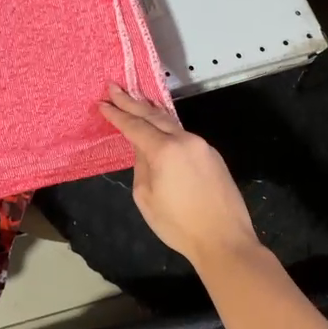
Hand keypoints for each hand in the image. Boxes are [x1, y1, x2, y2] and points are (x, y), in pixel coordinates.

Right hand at [98, 84, 258, 267]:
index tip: (102, 102)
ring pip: (172, 123)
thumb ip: (141, 166)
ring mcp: (202, 146)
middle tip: (115, 87)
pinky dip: (168, 127)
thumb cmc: (178, 224)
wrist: (225, 241)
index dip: (117, 114)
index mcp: (165, 150)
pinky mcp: (213, 156)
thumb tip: (143, 150)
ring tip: (137, 100)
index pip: (135, 125)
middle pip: (154, 115)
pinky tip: (160, 127)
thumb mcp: (145, 196)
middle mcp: (185, 140)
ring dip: (152, 111)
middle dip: (132, 102)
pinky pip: (184, 136)